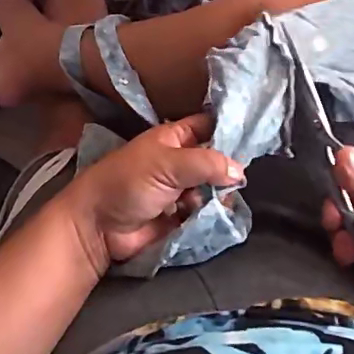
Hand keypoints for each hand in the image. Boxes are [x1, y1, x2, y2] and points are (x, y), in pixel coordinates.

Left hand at [56, 114, 243, 275]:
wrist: (97, 227)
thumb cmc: (128, 183)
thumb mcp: (168, 165)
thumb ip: (207, 164)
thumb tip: (240, 172)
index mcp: (174, 138)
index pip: (208, 126)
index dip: (229, 129)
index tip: (256, 138)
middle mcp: (179, 161)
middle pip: (215, 160)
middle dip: (227, 169)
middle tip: (238, 180)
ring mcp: (179, 189)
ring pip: (212, 188)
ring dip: (218, 195)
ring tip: (218, 202)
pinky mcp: (179, 216)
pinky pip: (204, 212)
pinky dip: (210, 214)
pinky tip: (211, 216)